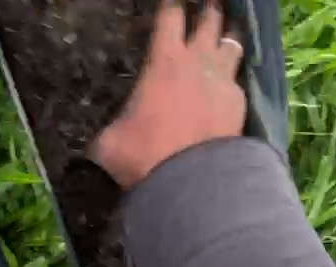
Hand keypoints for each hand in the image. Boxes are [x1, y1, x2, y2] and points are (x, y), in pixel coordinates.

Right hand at [90, 0, 245, 189]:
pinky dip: (231, 81)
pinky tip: (226, 88)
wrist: (188, 181)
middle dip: (206, 11)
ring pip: (232, 43)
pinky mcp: (238, 103)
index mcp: (164, 62)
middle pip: (210, 19)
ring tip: (221, 40)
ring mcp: (223, 80)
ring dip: (225, 39)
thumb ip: (108, 130)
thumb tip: (97, 138)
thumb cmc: (143, 156)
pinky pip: (237, 81)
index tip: (168, 4)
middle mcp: (198, 61)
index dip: (169, 8)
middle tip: (204, 8)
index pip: (169, 17)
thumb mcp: (108, 145)